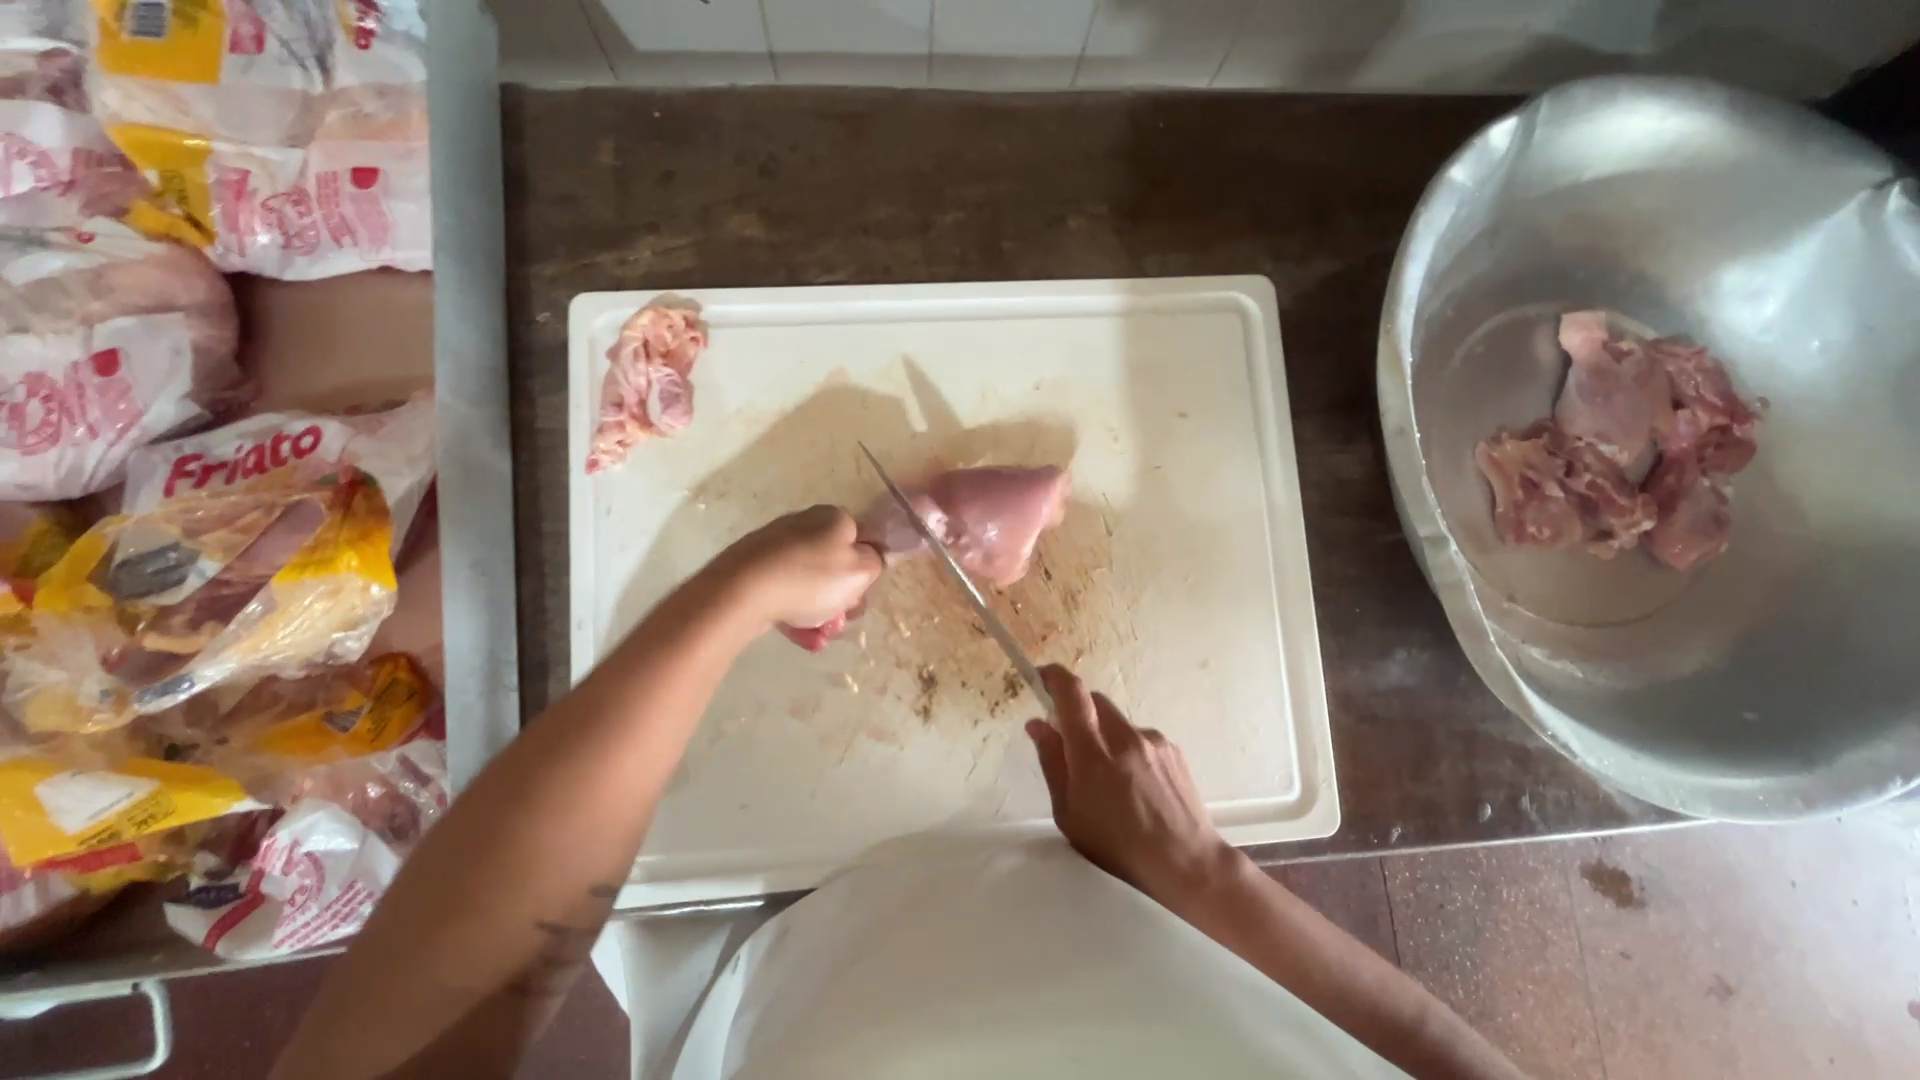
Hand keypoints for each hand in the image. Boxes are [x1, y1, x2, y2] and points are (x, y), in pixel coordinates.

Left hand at [712, 505, 884, 631]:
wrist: (742, 593)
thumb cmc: (810, 579)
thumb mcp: (860, 572)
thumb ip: (875, 562)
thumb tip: (867, 558)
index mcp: (832, 518)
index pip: (861, 541)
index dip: (866, 571)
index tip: (861, 594)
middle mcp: (803, 526)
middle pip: (835, 568)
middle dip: (842, 600)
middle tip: (841, 619)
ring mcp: (775, 550)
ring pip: (810, 587)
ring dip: (822, 615)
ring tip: (821, 638)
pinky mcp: (753, 573)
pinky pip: (785, 596)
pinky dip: (797, 618)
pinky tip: (804, 640)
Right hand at [1025, 665, 1233, 903]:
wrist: (1186, 862)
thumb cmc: (1117, 847)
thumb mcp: (1069, 813)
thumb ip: (1052, 763)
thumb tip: (1038, 725)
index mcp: (1093, 753)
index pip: (1072, 693)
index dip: (1054, 677)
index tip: (1041, 677)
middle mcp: (1124, 737)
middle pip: (1095, 701)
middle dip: (1078, 711)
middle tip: (1070, 743)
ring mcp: (1153, 741)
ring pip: (1118, 721)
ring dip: (1105, 735)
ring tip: (1110, 780)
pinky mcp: (1173, 749)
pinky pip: (1140, 738)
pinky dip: (1128, 750)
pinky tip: (1136, 786)